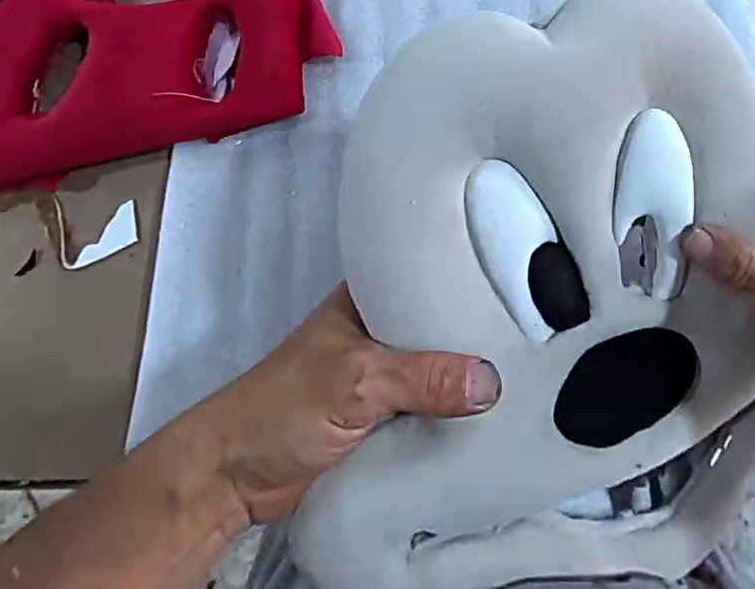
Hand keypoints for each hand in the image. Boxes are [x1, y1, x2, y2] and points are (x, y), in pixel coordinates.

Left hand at [203, 284, 500, 523]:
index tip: (513, 287)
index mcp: (370, 296)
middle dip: (474, 332)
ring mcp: (382, 368)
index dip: (470, 279)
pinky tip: (476, 409)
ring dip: (462, 374)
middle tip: (521, 333)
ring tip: (509, 368)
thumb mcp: (357, 383)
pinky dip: (449, 407)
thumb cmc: (274, 409)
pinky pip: (429, 401)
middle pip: (442, 322)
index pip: (432, 274)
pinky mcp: (383, 408)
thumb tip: (485, 380)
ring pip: (438, 364)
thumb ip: (422, 379)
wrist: (233, 480)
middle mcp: (379, 327)